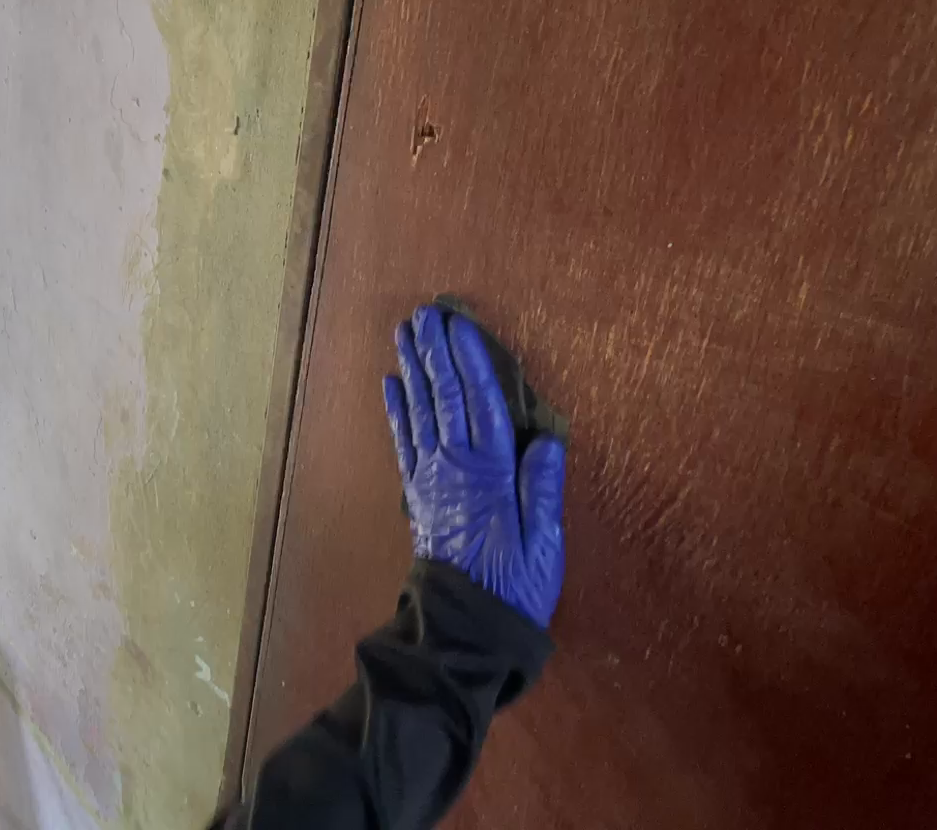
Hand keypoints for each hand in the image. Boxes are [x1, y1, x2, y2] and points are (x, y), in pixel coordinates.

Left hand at [383, 305, 564, 628]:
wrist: (464, 623)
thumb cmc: (514, 584)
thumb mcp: (543, 543)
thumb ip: (542, 488)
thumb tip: (546, 437)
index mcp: (489, 471)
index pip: (479, 401)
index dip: (468, 360)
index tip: (458, 325)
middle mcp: (453, 464)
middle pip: (443, 396)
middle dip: (433, 351)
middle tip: (423, 314)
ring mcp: (428, 475)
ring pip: (419, 410)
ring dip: (411, 369)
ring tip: (402, 334)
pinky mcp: (415, 489)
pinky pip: (402, 441)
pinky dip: (395, 410)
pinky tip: (390, 383)